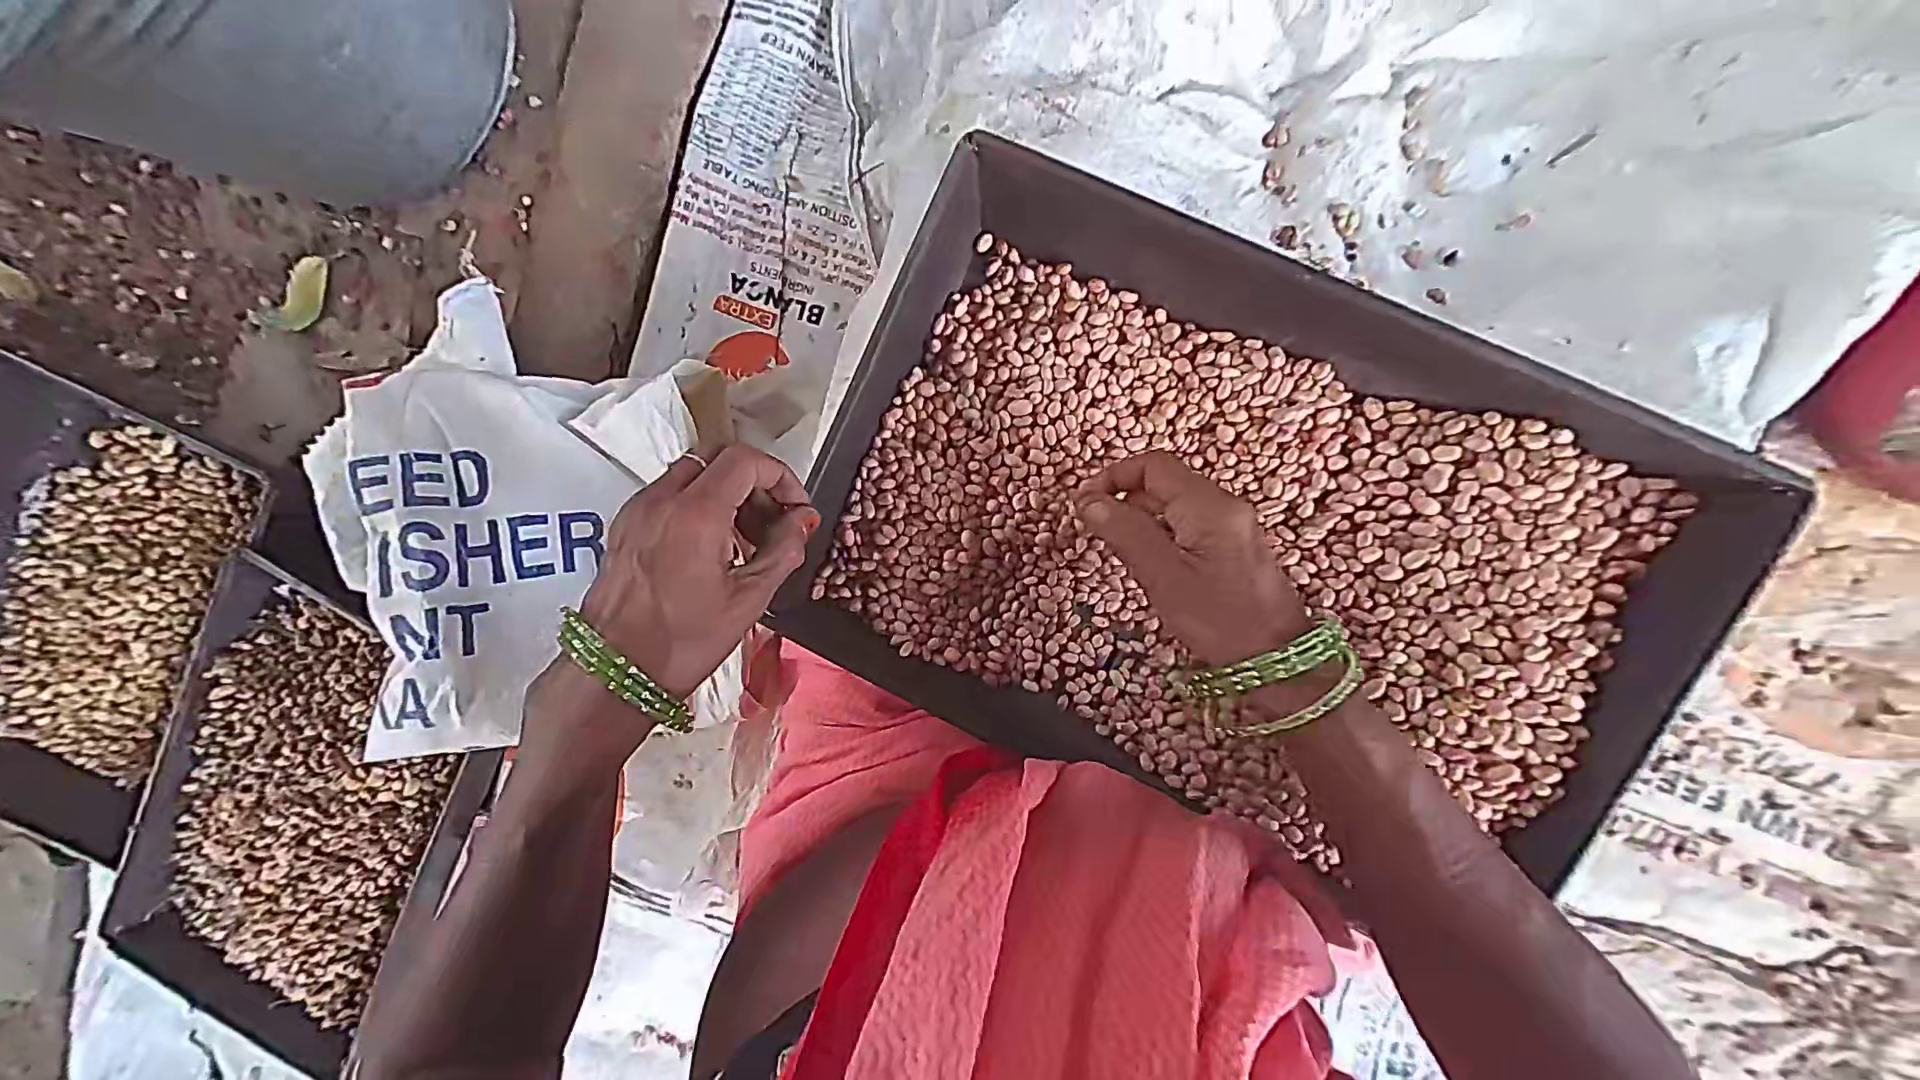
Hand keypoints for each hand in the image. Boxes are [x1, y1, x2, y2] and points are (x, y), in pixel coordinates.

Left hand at [580, 443, 817, 698]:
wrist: (617, 673)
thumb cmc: (684, 642)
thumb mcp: (750, 597)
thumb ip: (784, 548)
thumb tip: (803, 520)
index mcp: (695, 513)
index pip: (746, 460)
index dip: (782, 477)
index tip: (796, 509)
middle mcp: (661, 499)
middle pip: (719, 457)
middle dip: (757, 481)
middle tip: (776, 520)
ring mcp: (638, 509)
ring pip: (694, 473)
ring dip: (730, 492)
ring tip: (749, 539)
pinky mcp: (626, 525)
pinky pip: (671, 494)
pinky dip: (702, 505)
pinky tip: (716, 547)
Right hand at [1073, 451, 1307, 666]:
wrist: (1276, 659)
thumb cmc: (1220, 619)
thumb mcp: (1164, 576)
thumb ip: (1125, 533)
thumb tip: (1088, 501)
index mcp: (1208, 505)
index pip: (1154, 466)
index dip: (1114, 476)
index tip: (1086, 504)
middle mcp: (1222, 506)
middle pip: (1162, 484)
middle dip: (1123, 499)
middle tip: (1095, 531)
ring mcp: (1230, 527)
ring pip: (1172, 507)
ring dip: (1139, 520)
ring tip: (1118, 551)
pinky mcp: (1231, 548)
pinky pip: (1185, 527)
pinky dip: (1159, 536)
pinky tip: (1149, 565)